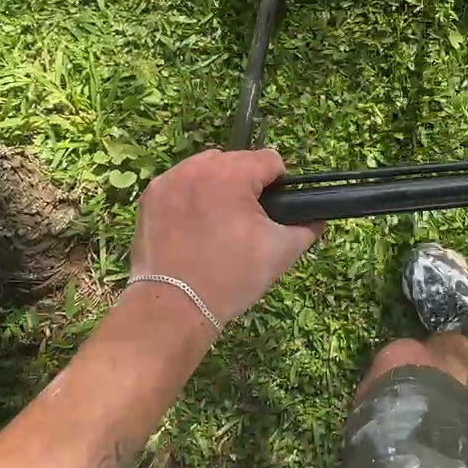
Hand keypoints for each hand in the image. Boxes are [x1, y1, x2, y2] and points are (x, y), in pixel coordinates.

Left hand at [130, 148, 321, 327]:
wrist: (174, 307)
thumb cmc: (231, 276)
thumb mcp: (281, 252)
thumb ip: (307, 227)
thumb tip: (316, 218)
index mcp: (232, 174)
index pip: (270, 160)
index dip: (278, 185)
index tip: (270, 213)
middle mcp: (198, 167)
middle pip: (237, 161)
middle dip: (246, 185)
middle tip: (244, 224)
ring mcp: (170, 180)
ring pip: (207, 168)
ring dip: (218, 186)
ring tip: (218, 223)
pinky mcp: (151, 196)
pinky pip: (182, 183)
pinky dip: (191, 197)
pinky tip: (193, 226)